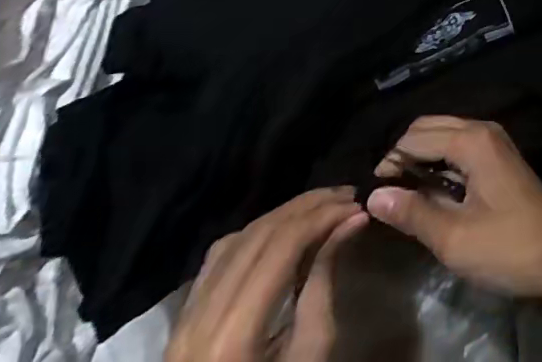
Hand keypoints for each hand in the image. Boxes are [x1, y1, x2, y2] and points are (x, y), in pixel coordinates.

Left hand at [166, 188, 367, 361]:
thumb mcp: (310, 354)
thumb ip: (323, 284)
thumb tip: (350, 223)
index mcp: (232, 335)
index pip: (280, 245)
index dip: (323, 215)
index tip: (360, 205)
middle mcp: (199, 317)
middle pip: (257, 234)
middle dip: (308, 207)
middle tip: (349, 196)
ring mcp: (184, 316)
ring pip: (236, 238)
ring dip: (284, 215)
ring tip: (324, 207)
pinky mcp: (182, 318)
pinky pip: (218, 258)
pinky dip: (256, 234)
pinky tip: (282, 233)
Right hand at [366, 116, 541, 300]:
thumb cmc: (508, 247)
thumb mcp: (454, 238)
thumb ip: (412, 213)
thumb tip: (373, 195)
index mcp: (473, 141)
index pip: (414, 138)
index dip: (389, 163)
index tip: (370, 196)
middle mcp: (484, 130)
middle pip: (428, 127)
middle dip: (402, 154)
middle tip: (384, 196)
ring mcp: (494, 142)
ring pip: (443, 135)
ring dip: (419, 158)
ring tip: (401, 197)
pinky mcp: (498, 158)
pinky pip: (458, 148)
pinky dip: (438, 163)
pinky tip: (428, 194)